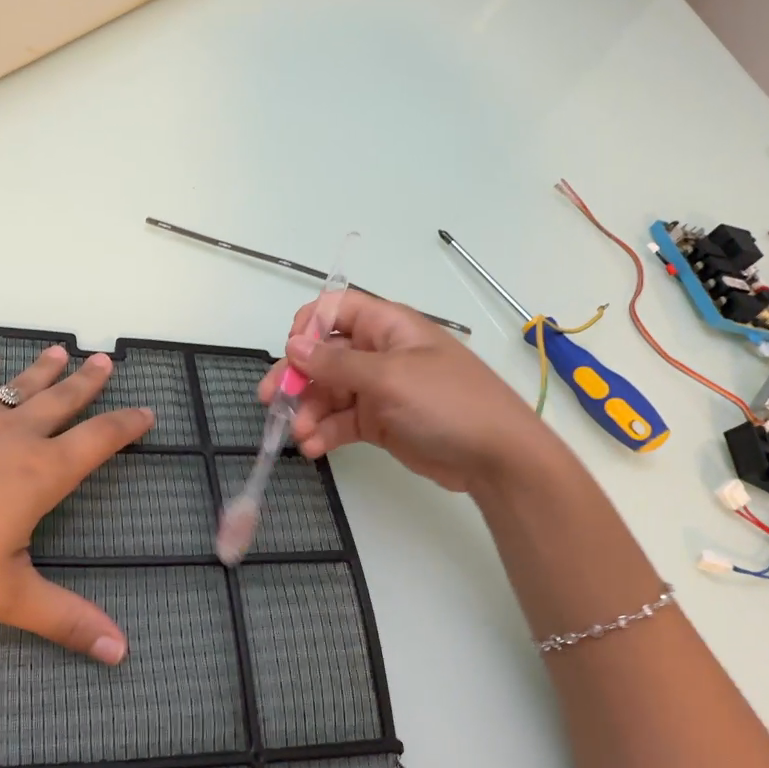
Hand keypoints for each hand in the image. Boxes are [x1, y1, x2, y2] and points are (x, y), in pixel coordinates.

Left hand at [0, 346, 152, 664]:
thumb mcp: (5, 597)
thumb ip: (65, 619)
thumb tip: (120, 651)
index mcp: (39, 474)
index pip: (97, 442)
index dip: (126, 427)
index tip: (146, 412)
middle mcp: (12, 437)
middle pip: (61, 402)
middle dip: (88, 383)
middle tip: (106, 360)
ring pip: (18, 388)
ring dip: (42, 370)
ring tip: (61, 351)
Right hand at [256, 291, 551, 490]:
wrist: (497, 458)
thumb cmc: (448, 403)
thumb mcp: (389, 378)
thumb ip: (336, 364)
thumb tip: (293, 345)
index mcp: (388, 327)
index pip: (337, 309)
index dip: (309, 325)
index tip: (290, 352)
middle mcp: (380, 353)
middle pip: (324, 355)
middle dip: (296, 377)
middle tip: (271, 401)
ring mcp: (380, 389)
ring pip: (328, 392)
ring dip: (308, 411)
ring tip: (299, 435)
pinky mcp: (380, 422)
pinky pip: (341, 421)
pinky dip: (325, 432)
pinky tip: (314, 448)